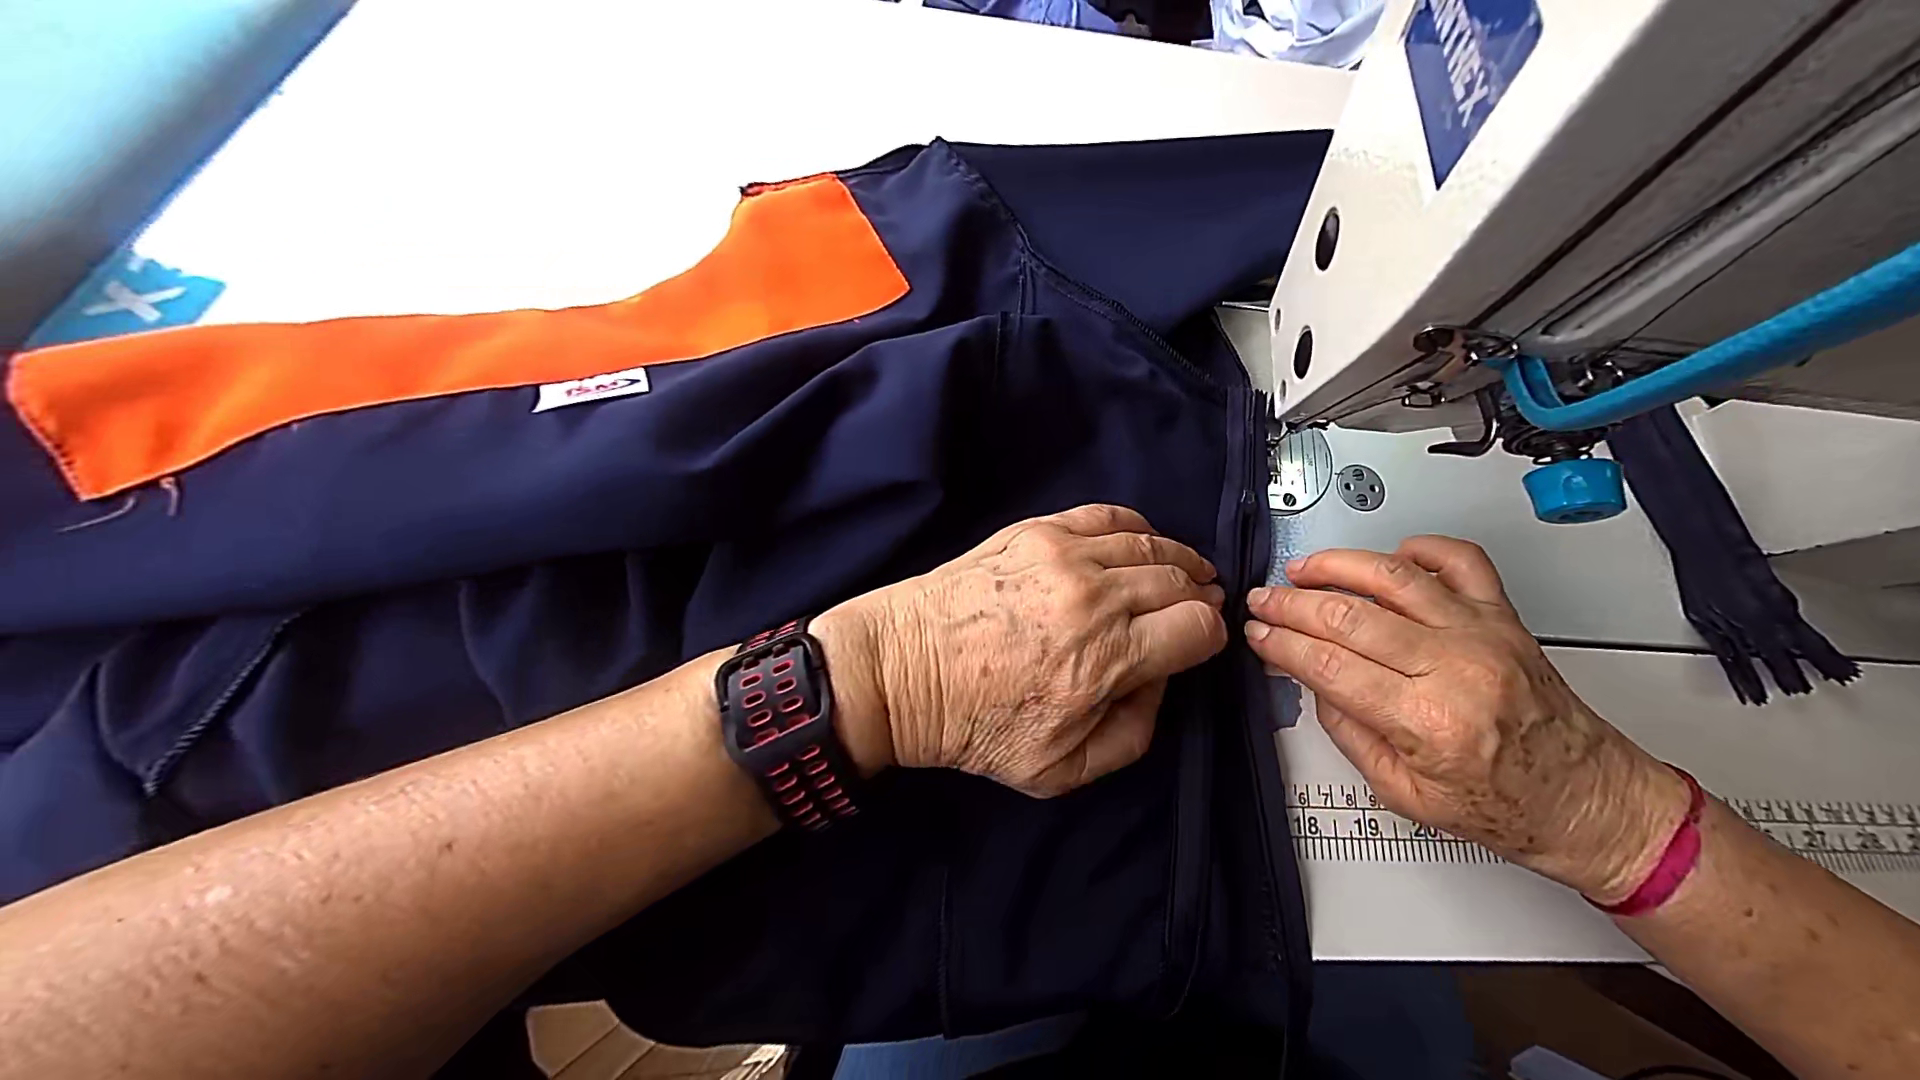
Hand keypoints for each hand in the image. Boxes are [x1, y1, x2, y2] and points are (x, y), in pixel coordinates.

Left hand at [817, 505, 1228, 797]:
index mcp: (1106, 659)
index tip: (1197, 643)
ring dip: (1174, 560)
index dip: (1208, 636)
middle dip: (1197, 596)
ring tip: (1181, 573)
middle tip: (1194, 608)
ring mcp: (1060, 556)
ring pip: (1148, 543)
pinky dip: (1132, 526)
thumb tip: (1158, 681)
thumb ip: (1133, 734)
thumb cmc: (971, 726)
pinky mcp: (1031, 531)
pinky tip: (1138, 541)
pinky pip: (1102, 514)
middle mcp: (1092, 598)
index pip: (1197, 627)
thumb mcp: (1063, 771)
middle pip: (1178, 580)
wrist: (898, 671)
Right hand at [1243, 536, 1691, 903]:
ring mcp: (1483, 635)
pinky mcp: (1504, 619)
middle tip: (1263, 601)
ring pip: (1392, 577)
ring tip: (1303, 569)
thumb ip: (1349, 731)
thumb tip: (1313, 679)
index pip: (1327, 664)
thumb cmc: (1506, 805)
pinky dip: (1421, 548)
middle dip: (1290, 604)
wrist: (1590, 802)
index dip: (1280, 643)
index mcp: (1427, 721)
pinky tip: (1390, 555)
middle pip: (1347, 616)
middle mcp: (1456, 668)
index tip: (1257, 634)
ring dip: (1336, 566)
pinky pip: (1461, 561)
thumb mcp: (1403, 792)